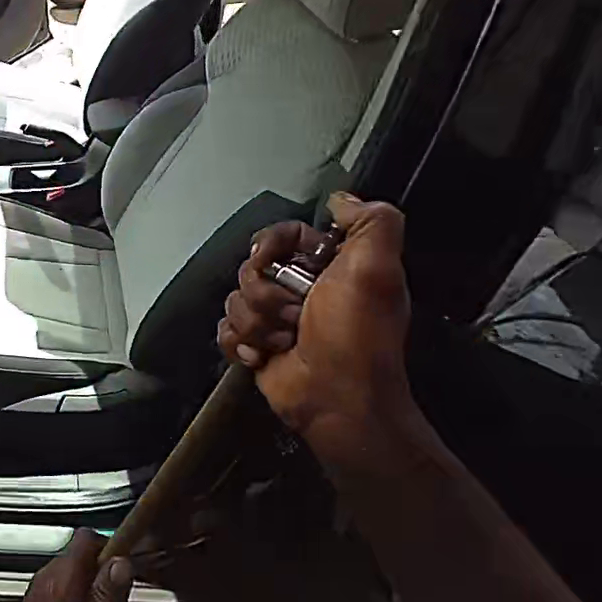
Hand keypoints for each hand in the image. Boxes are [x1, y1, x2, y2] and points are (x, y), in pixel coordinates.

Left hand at [0, 530, 133, 601]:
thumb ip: (106, 599)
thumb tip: (121, 564)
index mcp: (57, 586)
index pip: (86, 538)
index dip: (110, 546)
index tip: (124, 564)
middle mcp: (42, 583)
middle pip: (78, 551)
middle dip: (101, 566)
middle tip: (117, 594)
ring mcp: (35, 594)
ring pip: (69, 567)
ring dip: (89, 581)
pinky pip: (59, 584)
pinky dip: (75, 594)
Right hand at [217, 192, 419, 472]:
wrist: (339, 402)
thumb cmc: (356, 335)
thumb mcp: (376, 270)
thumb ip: (371, 222)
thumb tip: (340, 199)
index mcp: (326, 265)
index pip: (281, 234)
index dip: (270, 245)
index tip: (270, 262)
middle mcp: (299, 287)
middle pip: (251, 267)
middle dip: (265, 294)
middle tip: (294, 315)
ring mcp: (274, 318)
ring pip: (235, 300)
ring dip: (257, 324)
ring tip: (284, 342)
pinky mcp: (255, 345)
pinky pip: (225, 329)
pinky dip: (240, 343)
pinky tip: (261, 357)